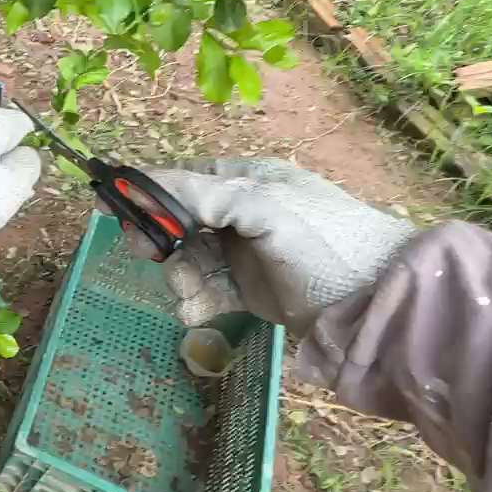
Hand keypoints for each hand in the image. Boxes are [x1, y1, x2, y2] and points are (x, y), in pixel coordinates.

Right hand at [146, 158, 417, 332]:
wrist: (386, 307)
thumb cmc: (326, 246)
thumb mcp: (264, 210)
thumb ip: (202, 194)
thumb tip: (140, 182)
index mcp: (246, 181)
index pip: (180, 179)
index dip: (142, 191)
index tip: (106, 206)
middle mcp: (241, 213)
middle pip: (176, 222)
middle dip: (160, 242)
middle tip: (150, 257)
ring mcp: (244, 252)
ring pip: (187, 259)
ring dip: (180, 278)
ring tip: (190, 297)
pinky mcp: (249, 289)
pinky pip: (206, 289)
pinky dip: (196, 300)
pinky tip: (197, 312)